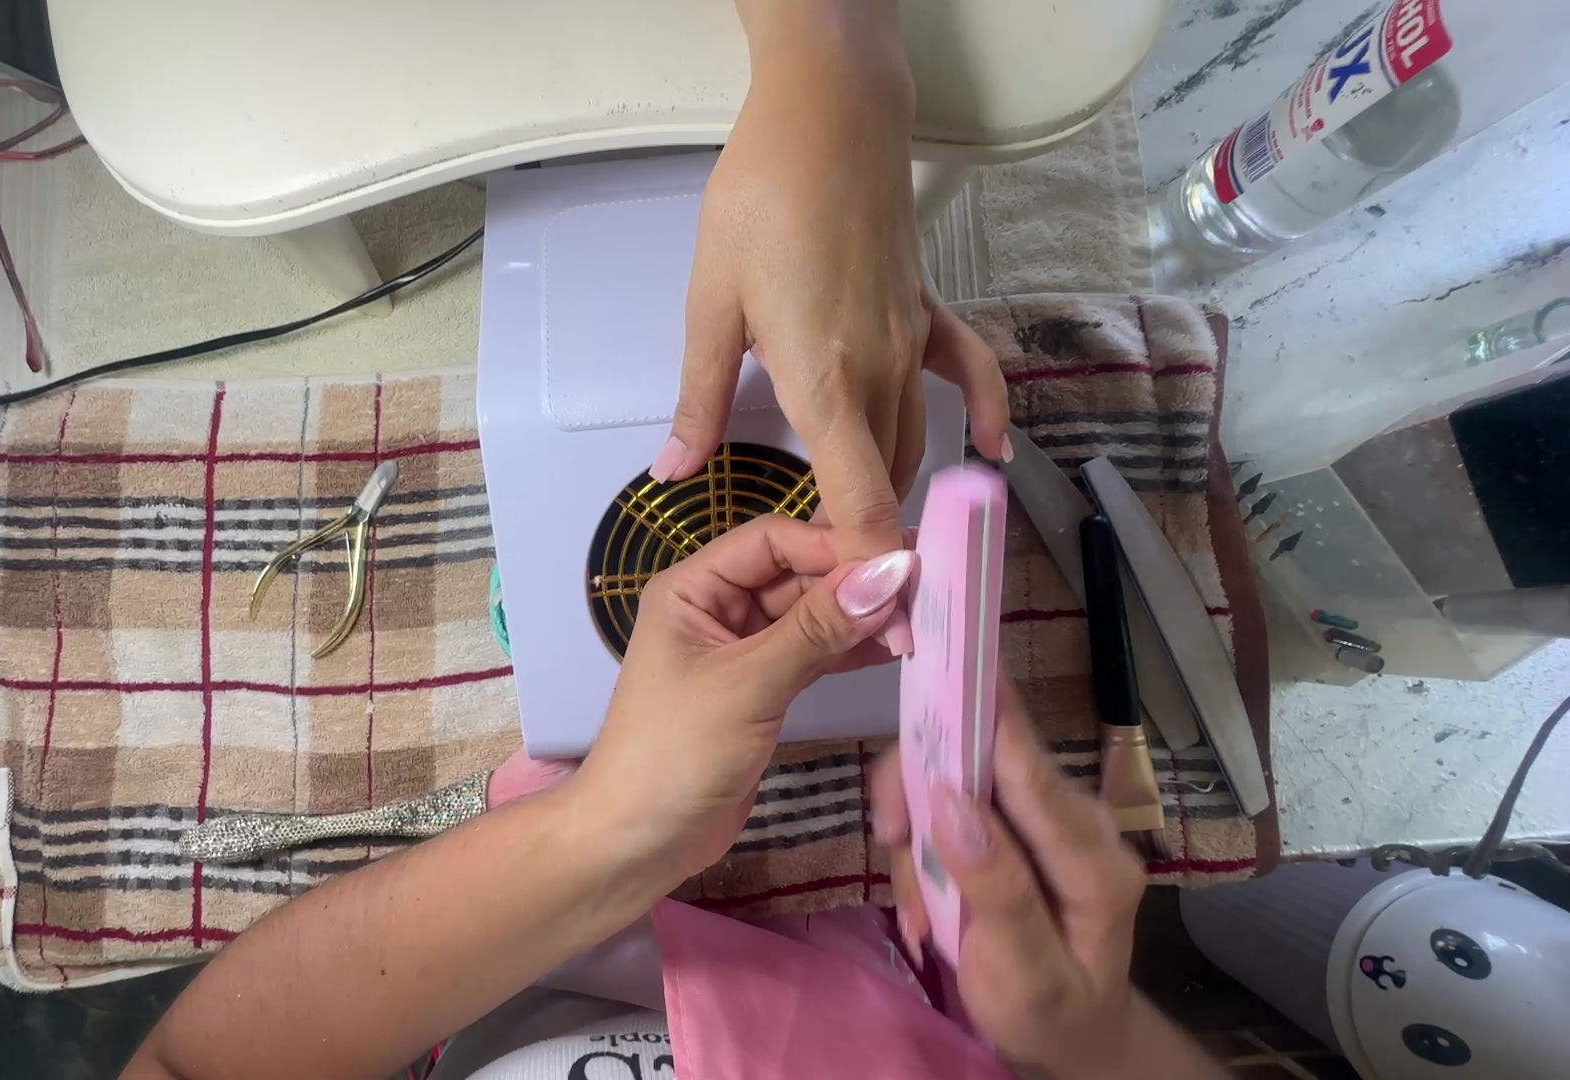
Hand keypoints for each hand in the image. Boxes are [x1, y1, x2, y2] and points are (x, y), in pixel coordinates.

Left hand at [575, 515, 913, 882]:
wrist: (641, 839)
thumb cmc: (677, 752)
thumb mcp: (747, 684)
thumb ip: (816, 629)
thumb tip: (889, 573)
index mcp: (693, 587)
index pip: (771, 541)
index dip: (832, 545)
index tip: (898, 561)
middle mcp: (716, 606)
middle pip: (794, 574)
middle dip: (852, 584)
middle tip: (923, 595)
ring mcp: (740, 647)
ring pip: (808, 614)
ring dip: (857, 618)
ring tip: (920, 621)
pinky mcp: (762, 685)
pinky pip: (811, 652)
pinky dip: (848, 650)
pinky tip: (893, 649)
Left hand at [657, 2, 1010, 561]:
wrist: (828, 118)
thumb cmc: (757, 207)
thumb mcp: (711, 310)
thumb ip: (699, 400)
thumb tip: (674, 471)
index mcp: (825, 383)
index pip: (859, 497)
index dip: (866, 560)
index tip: (866, 610)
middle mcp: (883, 374)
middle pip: (885, 479)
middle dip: (867, 534)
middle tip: (841, 581)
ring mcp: (915, 341)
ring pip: (913, 441)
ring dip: (892, 490)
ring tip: (871, 537)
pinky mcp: (929, 310)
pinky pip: (971, 372)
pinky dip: (982, 415)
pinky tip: (988, 453)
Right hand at [873, 681, 1148, 1075]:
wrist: (1065, 1038)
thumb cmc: (1048, 1015)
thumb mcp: (1023, 974)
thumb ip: (995, 887)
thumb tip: (950, 798)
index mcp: (1091, 858)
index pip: (1029, 767)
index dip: (987, 711)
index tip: (947, 666)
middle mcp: (1072, 819)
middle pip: (978, 760)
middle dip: (918, 792)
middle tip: (888, 839)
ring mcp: (1039, 815)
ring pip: (951, 775)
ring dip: (914, 827)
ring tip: (915, 899)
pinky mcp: (1011, 819)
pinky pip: (946, 797)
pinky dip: (918, 836)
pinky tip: (922, 889)